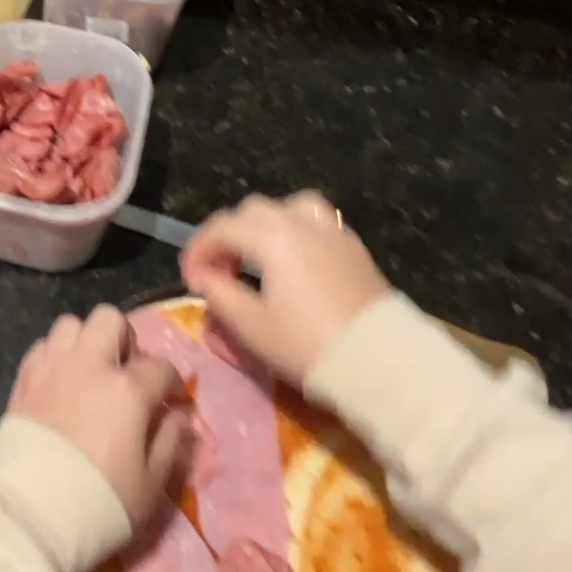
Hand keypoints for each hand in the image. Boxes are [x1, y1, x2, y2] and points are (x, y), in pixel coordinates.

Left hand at [8, 305, 193, 528]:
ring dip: (85, 340)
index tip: (172, 400)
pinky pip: (43, 345)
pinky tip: (61, 380)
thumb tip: (182, 418)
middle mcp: (89, 364)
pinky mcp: (25, 377)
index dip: (172, 382)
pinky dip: (56, 354)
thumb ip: (171, 443)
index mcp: (127, 389)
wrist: (33, 512)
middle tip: (125, 370)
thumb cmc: (101, 501)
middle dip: (124, 338)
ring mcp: (53, 366)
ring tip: (89, 370)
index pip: (160, 367)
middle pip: (110, 319)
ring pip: (71, 323)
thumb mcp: (152, 484)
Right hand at [181, 191, 390, 379]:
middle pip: (252, 211)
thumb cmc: (308, 345)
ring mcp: (333, 232)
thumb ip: (220, 295)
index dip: (198, 251)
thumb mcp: (251, 326)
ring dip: (264, 224)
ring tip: (257, 254)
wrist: (382, 364)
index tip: (190, 280)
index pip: (221, 229)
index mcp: (272, 237)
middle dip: (227, 235)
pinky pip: (317, 221)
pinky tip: (293, 260)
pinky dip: (294, 230)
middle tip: (219, 270)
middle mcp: (301, 223)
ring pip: (289, 207)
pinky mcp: (354, 249)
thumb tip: (205, 278)